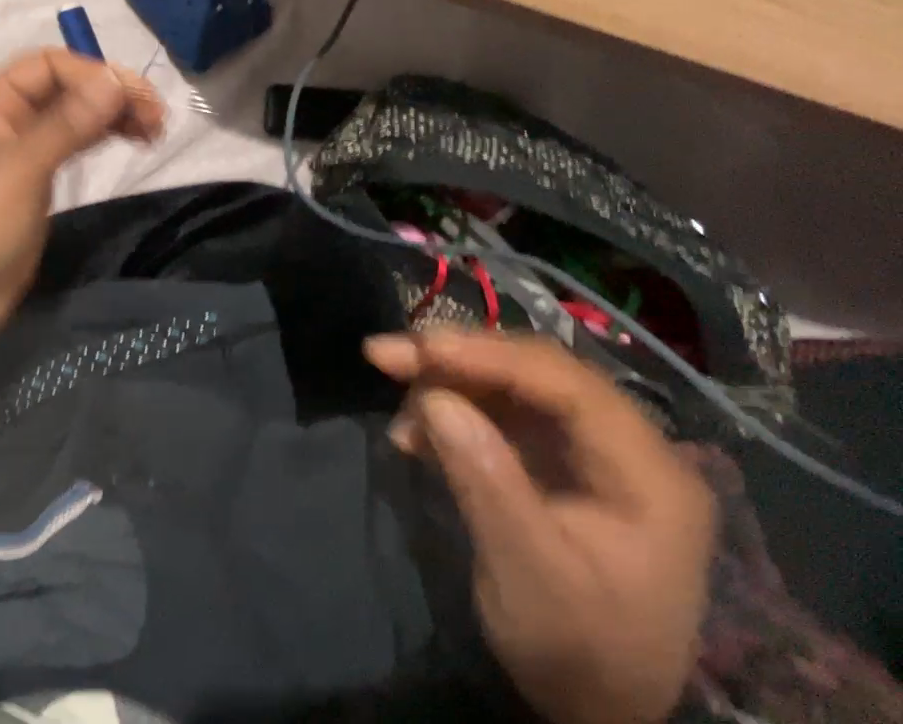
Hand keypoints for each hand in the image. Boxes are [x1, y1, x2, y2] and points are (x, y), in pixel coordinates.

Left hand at [0, 49, 162, 337]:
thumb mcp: (21, 167)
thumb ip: (68, 123)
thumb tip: (115, 80)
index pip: (49, 65)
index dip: (94, 75)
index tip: (136, 99)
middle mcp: (2, 117)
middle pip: (64, 87)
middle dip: (110, 95)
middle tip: (156, 118)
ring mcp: (18, 150)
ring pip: (72, 116)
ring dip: (111, 116)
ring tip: (153, 131)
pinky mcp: (32, 181)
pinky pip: (71, 145)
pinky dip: (100, 139)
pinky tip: (130, 141)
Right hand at [365, 330, 715, 723]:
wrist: (595, 708)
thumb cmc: (573, 645)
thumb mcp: (526, 570)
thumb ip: (485, 480)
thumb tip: (433, 399)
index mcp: (649, 476)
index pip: (571, 388)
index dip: (492, 356)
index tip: (420, 346)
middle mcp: (628, 453)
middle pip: (541, 379)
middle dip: (460, 361)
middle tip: (385, 355)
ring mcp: (591, 461)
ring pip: (516, 393)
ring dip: (450, 387)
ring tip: (395, 406)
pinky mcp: (557, 472)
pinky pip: (503, 422)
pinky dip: (453, 418)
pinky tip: (414, 436)